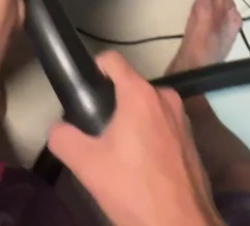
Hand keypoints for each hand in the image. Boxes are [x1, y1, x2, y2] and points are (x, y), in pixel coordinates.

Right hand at [47, 53, 220, 225]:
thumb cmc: (134, 189)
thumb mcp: (88, 166)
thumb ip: (64, 139)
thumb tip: (57, 129)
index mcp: (140, 94)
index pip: (112, 60)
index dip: (95, 69)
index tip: (86, 90)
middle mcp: (165, 97)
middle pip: (129, 87)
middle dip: (113, 105)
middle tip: (99, 134)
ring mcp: (182, 118)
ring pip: (148, 108)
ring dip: (133, 122)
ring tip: (120, 155)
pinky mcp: (192, 139)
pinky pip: (164, 126)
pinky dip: (151, 137)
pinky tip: (143, 167)